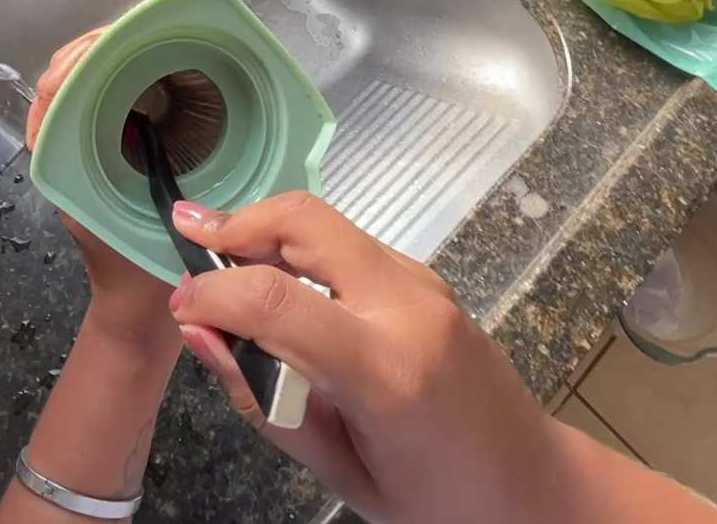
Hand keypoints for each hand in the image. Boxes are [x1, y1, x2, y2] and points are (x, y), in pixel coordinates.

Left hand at [28, 27, 176, 347]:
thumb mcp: (150, 225)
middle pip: (62, 80)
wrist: (135, 310)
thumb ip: (148, 184)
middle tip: (136, 30)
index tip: (111, 42)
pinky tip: (150, 67)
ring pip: (79, 86)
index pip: (50, 96)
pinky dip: (119, 75)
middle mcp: (61, 151)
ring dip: (105, 57)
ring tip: (142, 39)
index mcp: (59, 165)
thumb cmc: (139, 273)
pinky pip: (101, 100)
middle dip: (93, 47)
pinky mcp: (100, 151)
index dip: (76, 61)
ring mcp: (79, 150)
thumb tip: (150, 127)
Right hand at [166, 193, 716, 523]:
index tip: (180, 305)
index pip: (277, 301)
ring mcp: (419, 280)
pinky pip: (344, 243)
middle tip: (188, 233)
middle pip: (305, 221)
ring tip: (219, 254)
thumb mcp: (340, 474)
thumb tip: (201, 333)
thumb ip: (265, 400)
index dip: (214, 293)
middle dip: (238, 221)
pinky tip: (275, 277)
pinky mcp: (422, 275)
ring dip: (264, 228)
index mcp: (387, 369)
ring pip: (323, 221)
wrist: (536, 485)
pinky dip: (296, 247)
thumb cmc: (438, 503)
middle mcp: (405, 303)